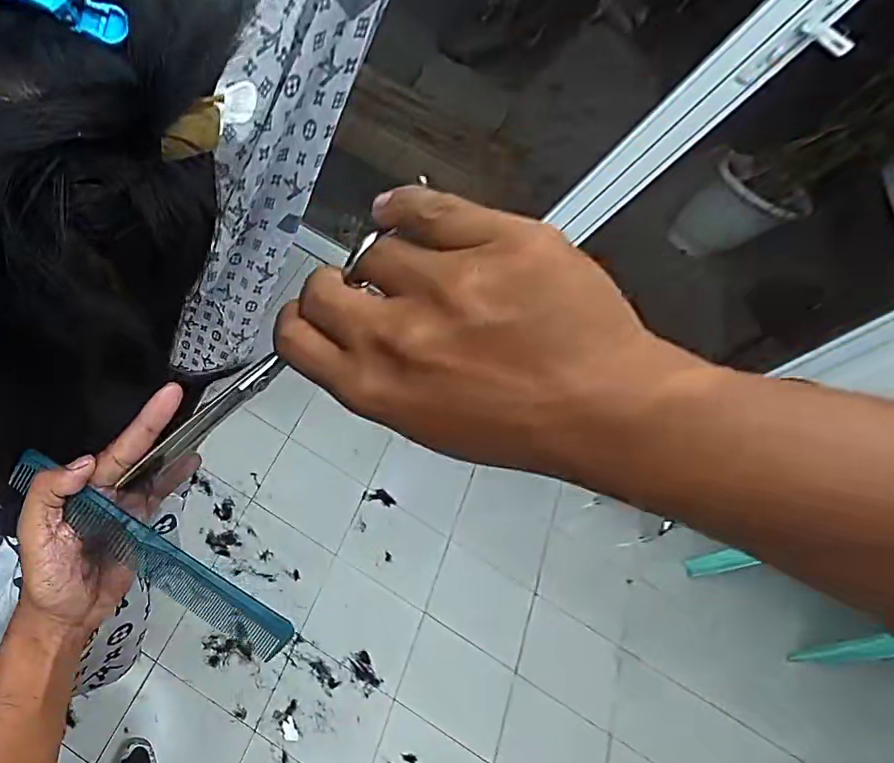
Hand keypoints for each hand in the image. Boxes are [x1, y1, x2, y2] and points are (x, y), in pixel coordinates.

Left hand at [13, 385, 198, 645]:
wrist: (66, 613)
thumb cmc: (45, 574)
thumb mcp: (34, 530)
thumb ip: (50, 492)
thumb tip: (85, 463)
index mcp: (78, 488)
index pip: (110, 452)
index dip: (136, 427)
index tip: (157, 401)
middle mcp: (103, 492)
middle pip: (132, 454)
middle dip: (153, 425)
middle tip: (175, 395)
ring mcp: (123, 509)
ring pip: (148, 472)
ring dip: (168, 451)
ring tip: (192, 425)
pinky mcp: (138, 527)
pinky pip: (156, 499)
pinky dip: (172, 480)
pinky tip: (187, 464)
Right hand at [274, 187, 717, 477]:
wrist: (598, 405)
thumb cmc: (512, 424)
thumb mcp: (418, 422)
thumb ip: (370, 379)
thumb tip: (344, 337)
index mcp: (375, 387)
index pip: (296, 338)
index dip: (296, 320)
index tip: (307, 313)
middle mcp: (398, 337)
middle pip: (322, 287)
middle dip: (330, 287)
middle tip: (354, 288)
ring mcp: (447, 285)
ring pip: (376, 248)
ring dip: (386, 259)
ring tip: (414, 270)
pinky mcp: (497, 242)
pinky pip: (428, 208)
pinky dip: (404, 206)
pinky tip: (398, 210)